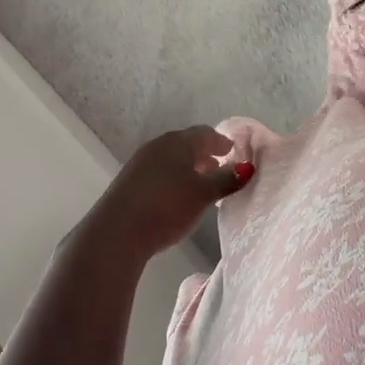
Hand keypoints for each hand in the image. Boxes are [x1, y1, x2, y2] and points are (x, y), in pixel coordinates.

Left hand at [83, 126, 252, 260]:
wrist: (117, 231)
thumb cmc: (167, 206)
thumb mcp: (203, 194)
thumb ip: (226, 179)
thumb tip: (248, 167)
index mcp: (179, 142)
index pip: (205, 133)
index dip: (221, 141)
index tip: (233, 150)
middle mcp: (159, 145)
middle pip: (186, 144)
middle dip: (204, 153)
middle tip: (219, 165)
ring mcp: (140, 162)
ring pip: (171, 158)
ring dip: (187, 166)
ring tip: (200, 182)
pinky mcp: (128, 181)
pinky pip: (158, 171)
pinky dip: (172, 176)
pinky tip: (175, 194)